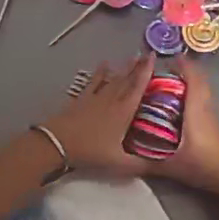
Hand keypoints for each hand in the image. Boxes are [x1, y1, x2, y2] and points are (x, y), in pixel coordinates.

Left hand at [38, 54, 155, 175]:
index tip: (153, 58)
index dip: (147, 72)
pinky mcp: (82, 98)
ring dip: (123, 67)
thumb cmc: (90, 151)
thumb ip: (140, 164)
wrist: (58, 143)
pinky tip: (104, 65)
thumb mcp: (119, 163)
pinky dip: (100, 73)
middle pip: (127, 79)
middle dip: (138, 66)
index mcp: (123, 111)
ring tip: (132, 57)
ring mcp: (95, 97)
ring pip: (113, 78)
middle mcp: (112, 99)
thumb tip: (160, 165)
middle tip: (147, 54)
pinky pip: (94, 82)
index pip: (138, 87)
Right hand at [151, 60, 218, 193]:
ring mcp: (214, 120)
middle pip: (200, 84)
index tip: (172, 59)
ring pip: (203, 96)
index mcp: (196, 111)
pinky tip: (181, 114)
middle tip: (166, 76)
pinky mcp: (217, 130)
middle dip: (184, 75)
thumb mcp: (172, 166)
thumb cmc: (205, 166)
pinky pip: (204, 108)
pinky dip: (193, 103)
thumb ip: (149, 162)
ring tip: (170, 92)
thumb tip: (126, 159)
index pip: (194, 80)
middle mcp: (206, 110)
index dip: (184, 66)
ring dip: (190, 89)